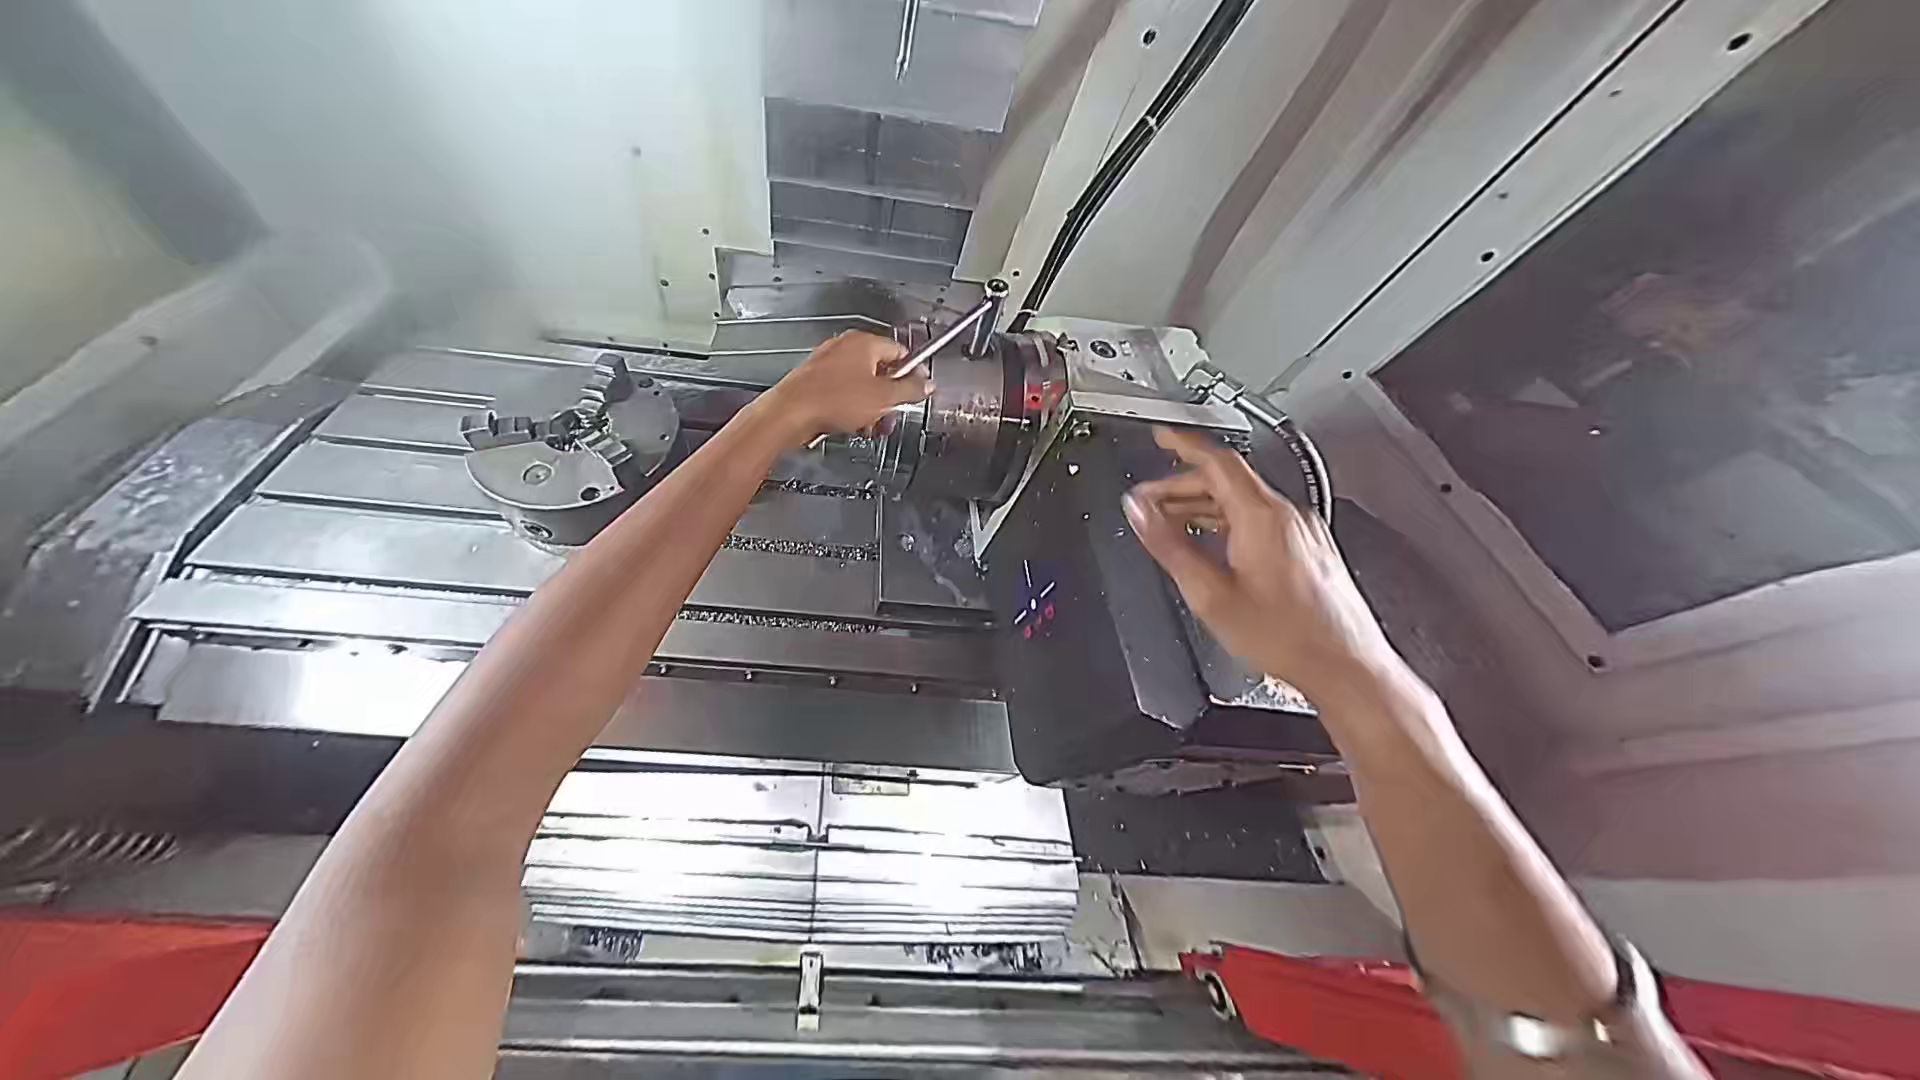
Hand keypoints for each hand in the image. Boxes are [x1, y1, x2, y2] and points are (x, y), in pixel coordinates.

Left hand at [756, 330, 930, 445]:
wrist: (790, 414)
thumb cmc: (830, 400)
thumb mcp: (884, 398)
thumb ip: (910, 389)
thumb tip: (926, 384)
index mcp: (864, 342)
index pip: (901, 352)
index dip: (912, 373)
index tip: (917, 390)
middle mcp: (845, 347)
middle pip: (881, 370)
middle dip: (889, 396)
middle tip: (891, 414)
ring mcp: (828, 363)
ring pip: (861, 384)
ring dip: (871, 406)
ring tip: (871, 425)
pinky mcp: (816, 381)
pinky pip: (843, 393)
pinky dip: (852, 408)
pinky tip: (852, 424)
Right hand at [1124, 426, 1401, 706]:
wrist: (1343, 666)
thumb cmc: (1286, 636)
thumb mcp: (1209, 592)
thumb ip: (1168, 545)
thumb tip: (1139, 512)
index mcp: (1262, 517)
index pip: (1217, 462)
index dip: (1184, 445)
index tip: (1163, 436)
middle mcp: (1286, 516)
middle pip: (1226, 482)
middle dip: (1181, 486)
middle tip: (1148, 501)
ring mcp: (1300, 532)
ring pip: (1241, 502)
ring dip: (1202, 505)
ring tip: (1169, 522)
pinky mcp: (1306, 548)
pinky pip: (1258, 520)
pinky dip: (1225, 522)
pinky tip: (1208, 542)